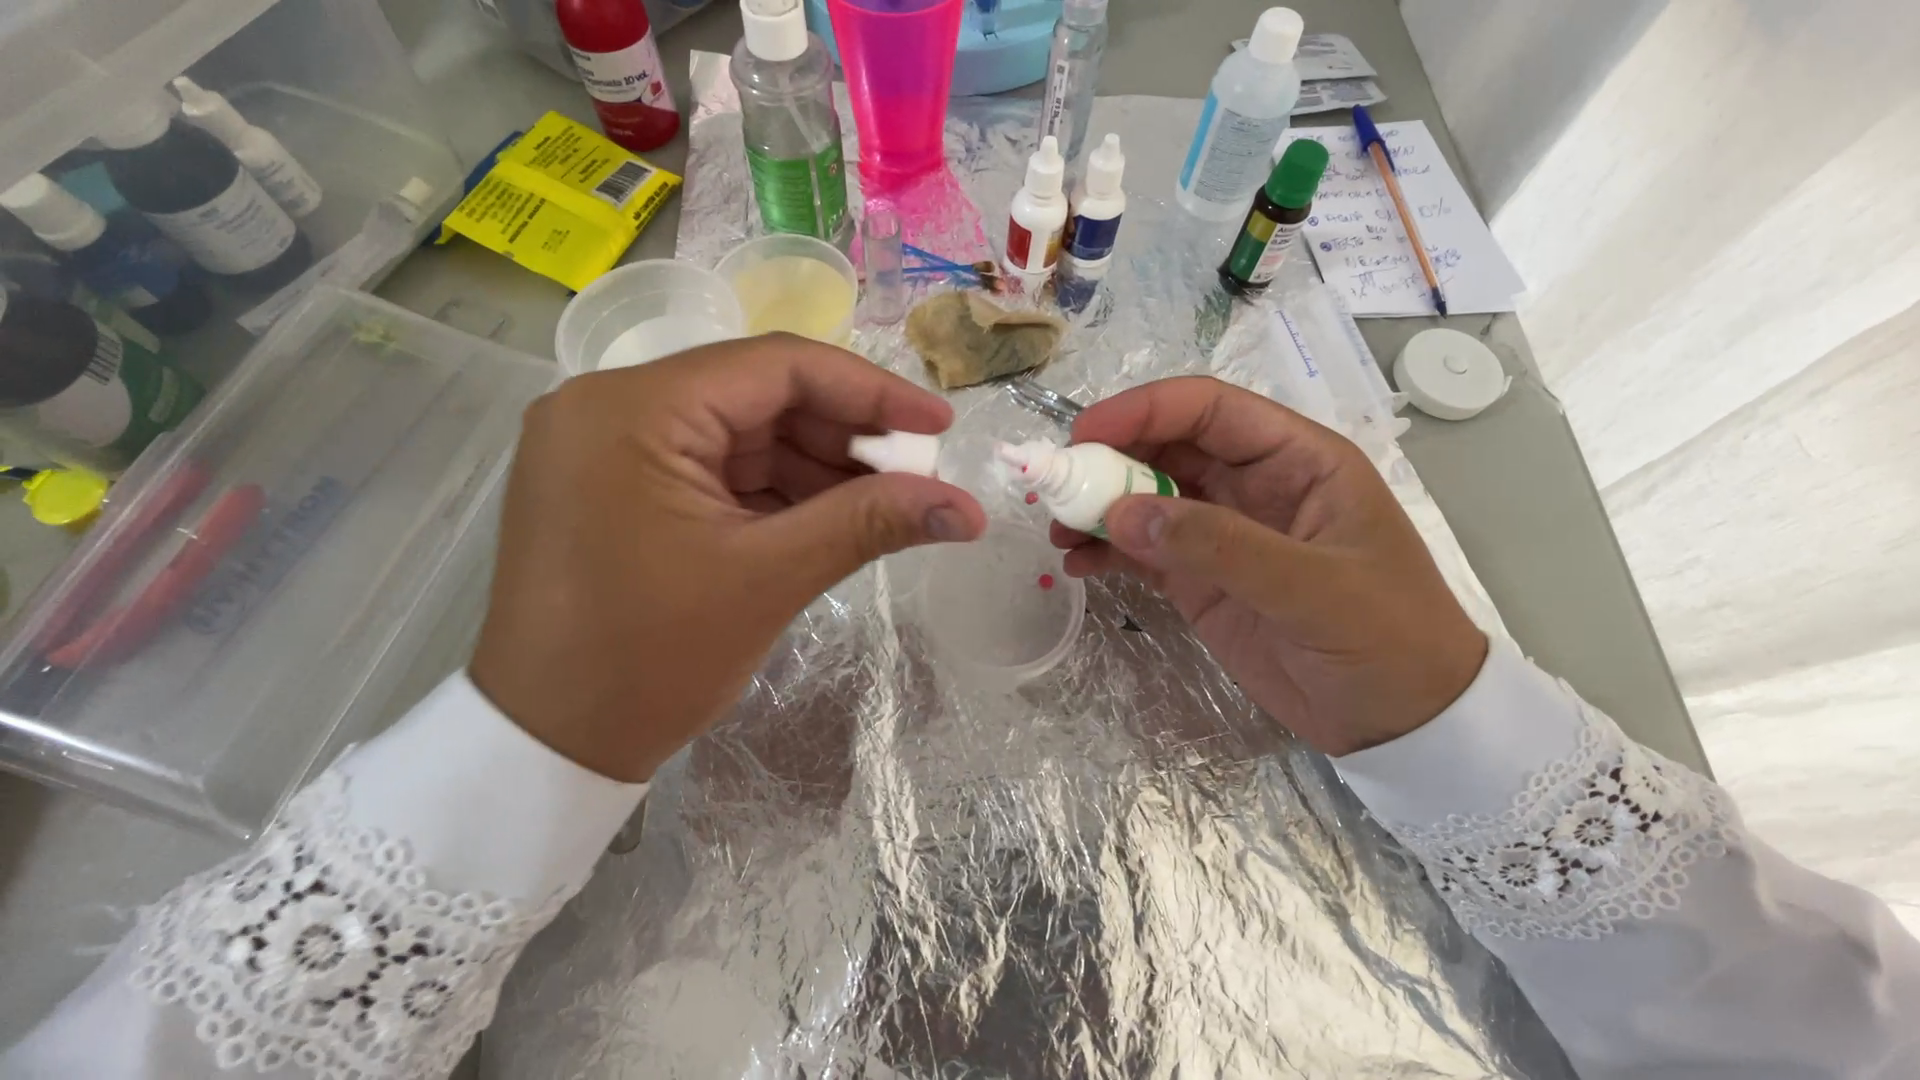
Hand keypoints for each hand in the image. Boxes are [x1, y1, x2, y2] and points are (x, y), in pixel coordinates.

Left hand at [471, 335, 985, 782]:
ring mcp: (604, 446)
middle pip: (756, 395)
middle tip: (915, 477)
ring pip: (737, 433)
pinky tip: (823, 519)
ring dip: (812, 466)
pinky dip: (770, 490)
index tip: (938, 428)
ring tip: (880, 506)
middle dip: (843, 436)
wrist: (545, 746)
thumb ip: (871, 523)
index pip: (776, 366)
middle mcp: (608, 405)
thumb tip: (969, 509)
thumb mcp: (769, 579)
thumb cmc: (648, 660)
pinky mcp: (610, 485)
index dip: (869, 392)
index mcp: (633, 407)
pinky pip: (710, 467)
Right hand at [1054, 376, 1485, 756]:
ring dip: (1100, 505)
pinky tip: (1077, 564)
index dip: (1144, 410)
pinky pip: (1144, 551)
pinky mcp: (1202, 580)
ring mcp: (1224, 534)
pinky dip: (1107, 551)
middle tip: (1055, 486)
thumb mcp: (1312, 588)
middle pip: (1167, 447)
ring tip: (1057, 528)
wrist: (1403, 723)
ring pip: (1147, 497)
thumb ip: (1219, 546)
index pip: (1210, 409)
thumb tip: (1121, 513)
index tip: (1084, 433)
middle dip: (1108, 458)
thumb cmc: (1386, 639)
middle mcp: (1254, 485)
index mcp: (1297, 460)